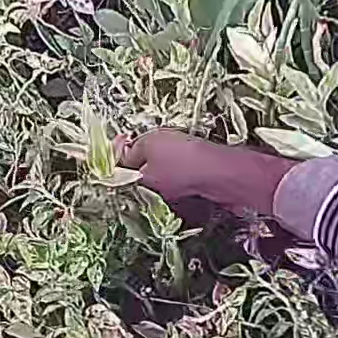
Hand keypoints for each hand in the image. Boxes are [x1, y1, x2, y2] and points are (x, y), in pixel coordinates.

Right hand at [119, 129, 293, 215]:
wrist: (219, 175)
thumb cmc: (177, 172)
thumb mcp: (145, 179)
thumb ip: (127, 180)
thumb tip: (118, 181)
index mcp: (147, 138)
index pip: (126, 157)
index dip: (122, 175)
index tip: (122, 192)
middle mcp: (164, 140)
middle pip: (145, 164)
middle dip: (143, 181)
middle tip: (142, 197)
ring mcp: (183, 151)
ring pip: (163, 172)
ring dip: (161, 187)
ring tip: (163, 199)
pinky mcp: (197, 163)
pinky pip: (179, 177)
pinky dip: (178, 187)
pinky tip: (180, 197)